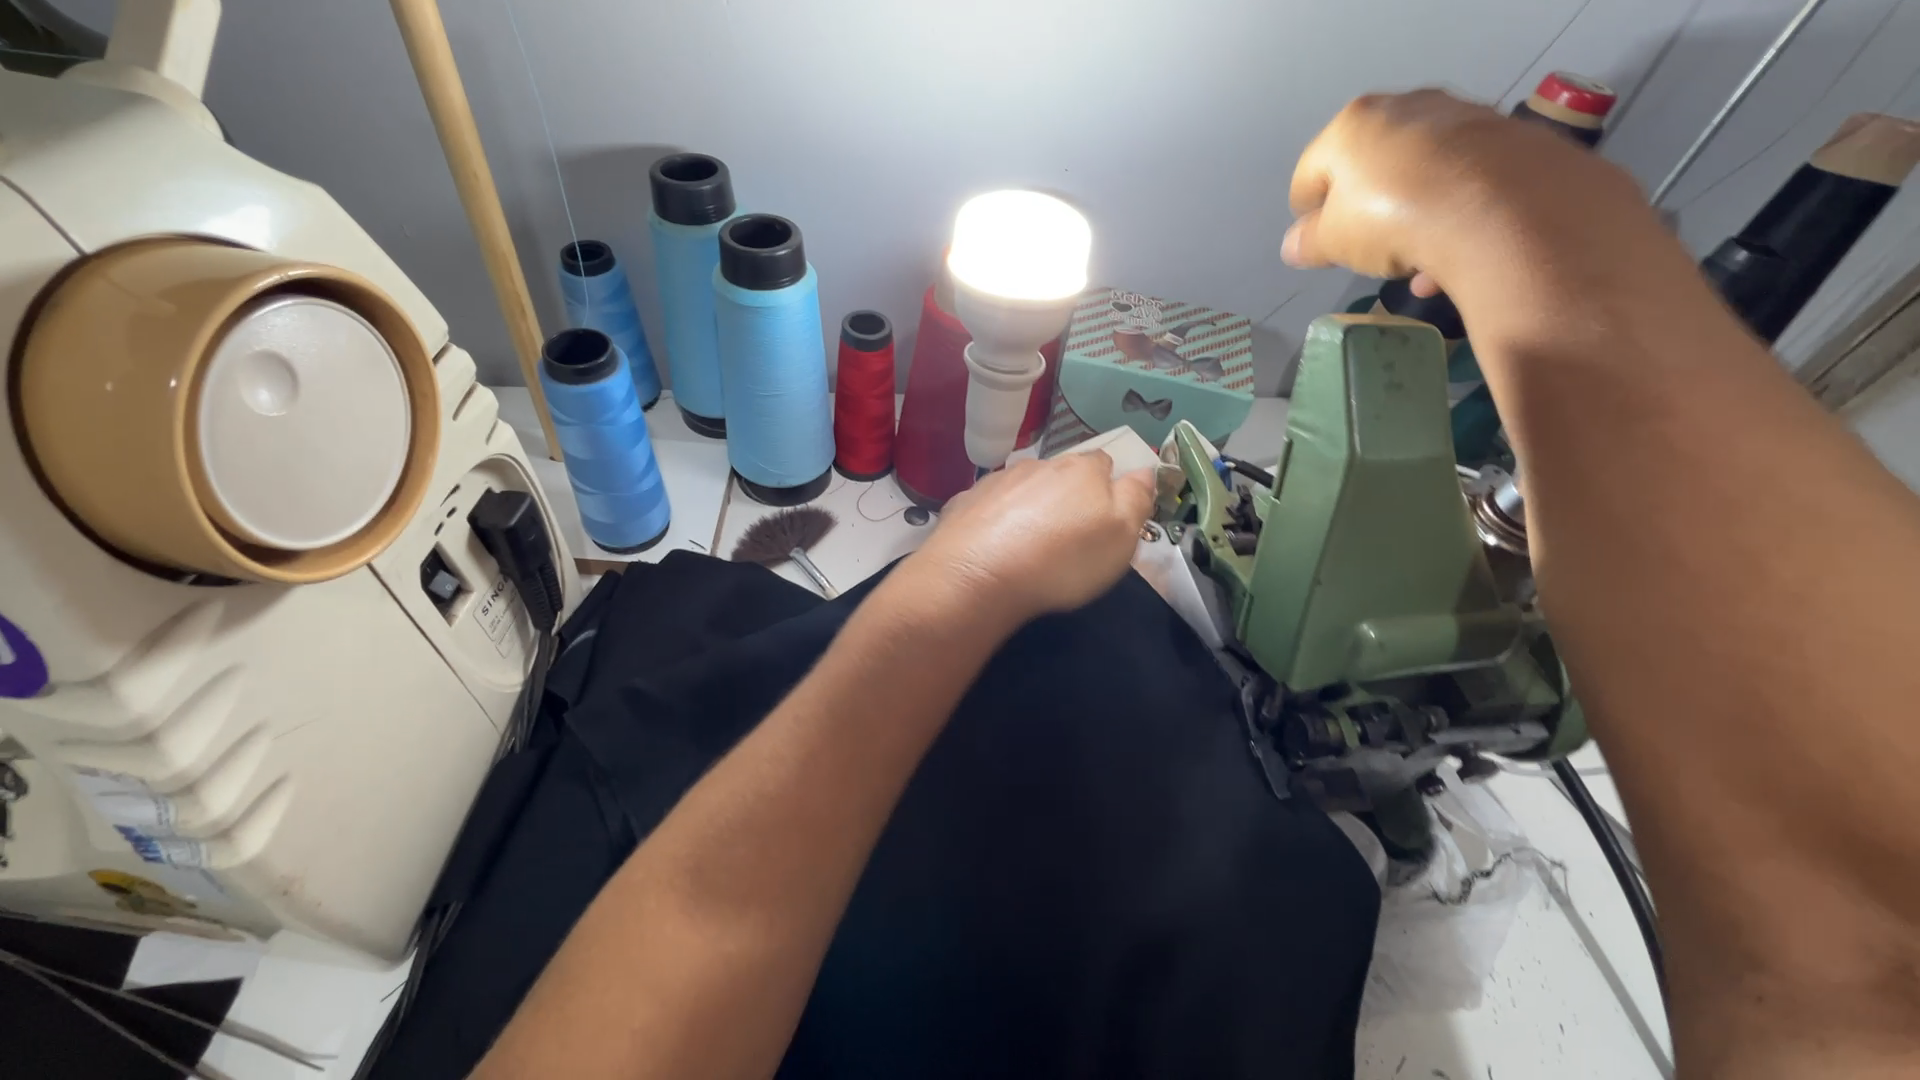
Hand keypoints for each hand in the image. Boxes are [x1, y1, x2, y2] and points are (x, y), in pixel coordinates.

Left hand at [893, 452, 1155, 629]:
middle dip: (1068, 498)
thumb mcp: (1121, 536)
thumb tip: (1144, 470)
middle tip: (1068, 538)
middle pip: (1062, 474)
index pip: (1104, 463)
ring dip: (1031, 507)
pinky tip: (993, 548)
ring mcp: (997, 481)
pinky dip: (995, 521)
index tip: (1105, 519)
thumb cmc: (1063, 559)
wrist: (978, 575)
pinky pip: (989, 507)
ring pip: (1024, 488)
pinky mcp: (965, 503)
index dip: (1108, 488)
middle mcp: (1039, 465)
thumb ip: (1136, 499)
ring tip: (1029, 545)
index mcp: (1082, 469)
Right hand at [1282, 89, 1660, 312]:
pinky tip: (1448, 262)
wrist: (1501, 208)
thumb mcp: (1334, 242)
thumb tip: (1293, 245)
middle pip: (1369, 168)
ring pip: (1419, 177)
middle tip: (1365, 249)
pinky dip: (1451, 220)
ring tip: (1411, 261)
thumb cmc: (1392, 217)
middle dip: (1365, 210)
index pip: (1310, 171)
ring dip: (1410, 218)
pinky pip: (1463, 186)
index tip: (1316, 243)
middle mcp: (1405, 108)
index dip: (1306, 212)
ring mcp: (1460, 118)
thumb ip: (1309, 243)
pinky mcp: (1505, 139)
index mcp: (1351, 126)